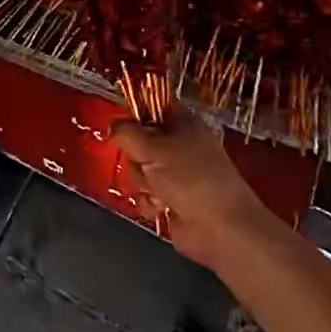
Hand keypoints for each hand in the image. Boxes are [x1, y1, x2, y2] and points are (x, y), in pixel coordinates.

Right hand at [111, 107, 278, 269]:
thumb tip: (112, 124)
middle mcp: (177, 143)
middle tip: (147, 165)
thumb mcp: (154, 148)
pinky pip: (144, 195)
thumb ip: (127, 133)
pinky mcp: (169, 199)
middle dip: (137, 159)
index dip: (135, 116)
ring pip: (138, 171)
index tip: (123, 127)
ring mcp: (174, 172)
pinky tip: (161, 208)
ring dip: (143, 184)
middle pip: (137, 142)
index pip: (151, 106)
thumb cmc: (192, 177)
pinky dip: (149, 203)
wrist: (218, 225)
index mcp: (181, 121)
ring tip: (160, 192)